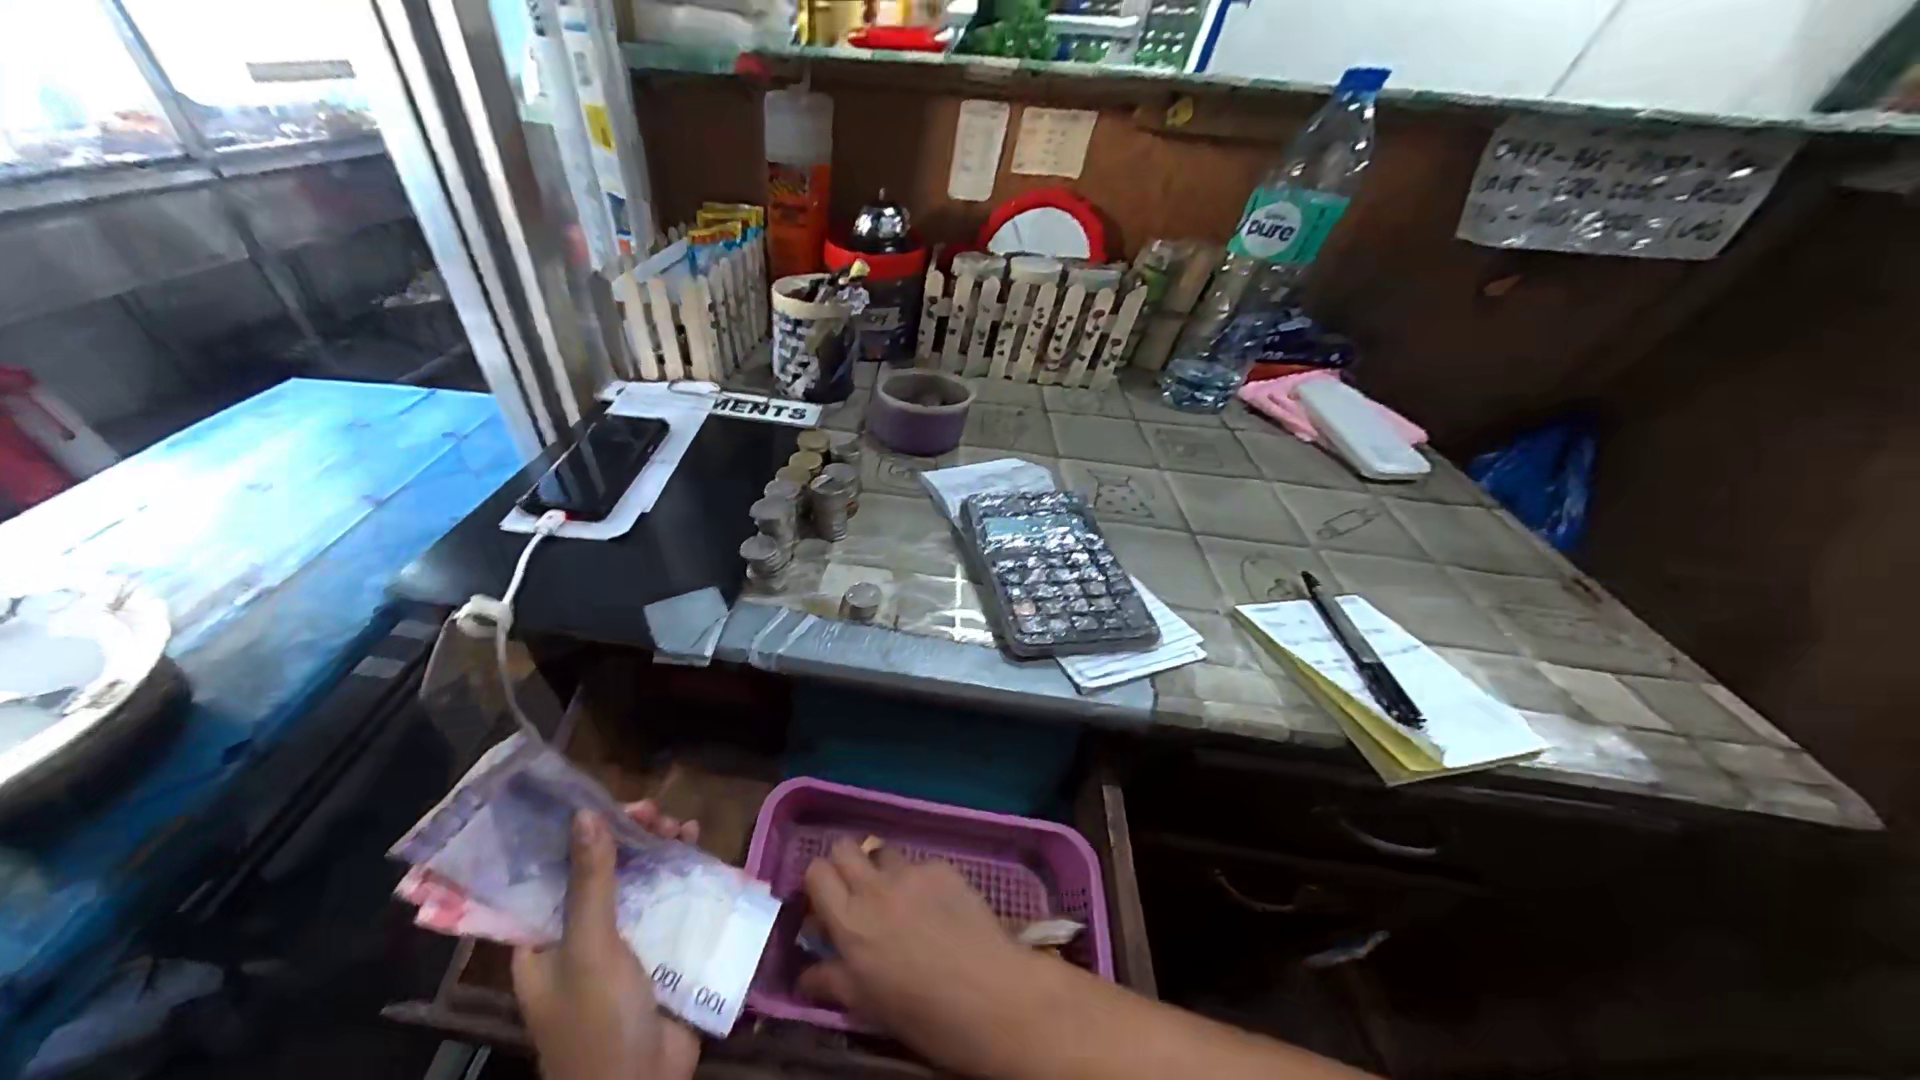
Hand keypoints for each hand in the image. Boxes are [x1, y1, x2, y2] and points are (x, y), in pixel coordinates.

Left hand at [512, 802, 702, 1079]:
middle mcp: (577, 937)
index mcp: (542, 940)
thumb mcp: (591, 947)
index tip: (608, 803)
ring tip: (681, 826)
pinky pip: (668, 902)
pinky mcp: (657, 951)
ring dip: (659, 851)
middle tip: (654, 812)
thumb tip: (585, 814)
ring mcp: (621, 944)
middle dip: (628, 837)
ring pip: (638, 882)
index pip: (552, 872)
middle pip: (602, 871)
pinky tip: (698, 849)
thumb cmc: (598, 1020)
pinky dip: (682, 874)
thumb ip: (591, 880)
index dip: (578, 835)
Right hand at [799, 840, 1057, 1075]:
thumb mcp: (865, 1005)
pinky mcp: (944, 867)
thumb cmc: (921, 1011)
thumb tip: (805, 975)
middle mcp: (875, 886)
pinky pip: (921, 865)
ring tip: (900, 899)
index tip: (827, 902)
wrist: (989, 994)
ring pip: (884, 852)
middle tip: (857, 892)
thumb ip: (831, 979)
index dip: (819, 882)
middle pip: (846, 847)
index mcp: (849, 921)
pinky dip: (921, 880)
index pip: (817, 871)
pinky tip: (938, 907)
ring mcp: (912, 872)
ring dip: (884, 870)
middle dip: (846, 863)